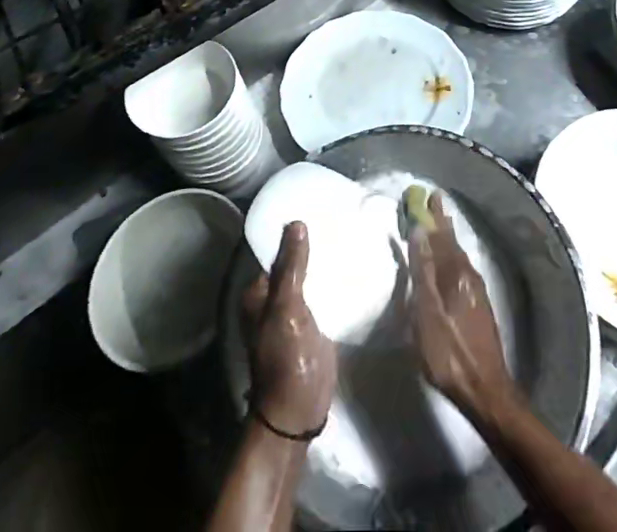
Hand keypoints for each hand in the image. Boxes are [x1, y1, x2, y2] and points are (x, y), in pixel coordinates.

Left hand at [243, 222, 336, 435]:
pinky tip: (357, 266)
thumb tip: (295, 223)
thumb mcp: (287, 310)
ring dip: (328, 261)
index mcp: (259, 294)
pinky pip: (326, 293)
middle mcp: (274, 300)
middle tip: (344, 216)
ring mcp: (296, 313)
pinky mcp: (317, 324)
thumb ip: (291, 268)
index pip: (275, 251)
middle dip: (315, 243)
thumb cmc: (286, 360)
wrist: (299, 410)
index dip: (293, 231)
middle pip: (295, 263)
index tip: (319, 206)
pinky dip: (338, 280)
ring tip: (354, 233)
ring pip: (313, 277)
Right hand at [408, 192, 513, 416]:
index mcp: (455, 275)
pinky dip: (452, 256)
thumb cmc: (448, 353)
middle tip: (433, 201)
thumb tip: (419, 234)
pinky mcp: (477, 304)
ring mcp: (475, 290)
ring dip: (447, 238)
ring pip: (458, 255)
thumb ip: (423, 274)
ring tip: (438, 224)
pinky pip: (461, 267)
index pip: (441, 238)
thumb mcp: (427, 314)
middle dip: (441, 223)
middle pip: (452, 244)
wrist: (484, 386)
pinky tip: (448, 261)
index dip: (432, 219)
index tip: (426, 197)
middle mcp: (468, 276)